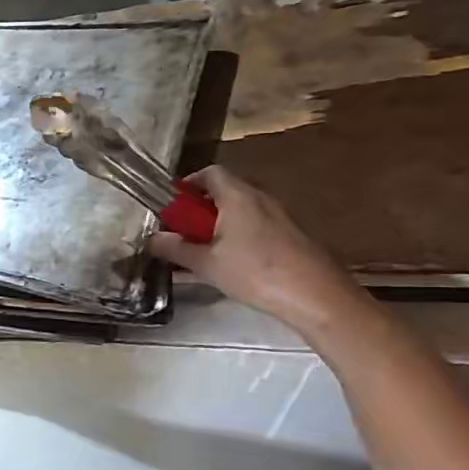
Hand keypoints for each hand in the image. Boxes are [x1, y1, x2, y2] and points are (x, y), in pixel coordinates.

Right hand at [148, 166, 356, 328]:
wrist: (316, 296)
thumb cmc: (255, 272)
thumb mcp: (208, 264)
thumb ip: (177, 249)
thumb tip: (152, 239)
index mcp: (237, 195)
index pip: (210, 173)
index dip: (188, 184)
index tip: (173, 205)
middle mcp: (260, 198)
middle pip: (225, 191)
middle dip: (201, 209)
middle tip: (185, 235)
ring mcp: (279, 216)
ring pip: (242, 211)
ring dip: (221, 225)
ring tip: (207, 254)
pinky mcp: (291, 235)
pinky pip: (257, 226)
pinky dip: (240, 236)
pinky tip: (235, 266)